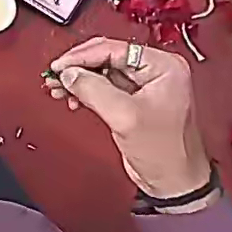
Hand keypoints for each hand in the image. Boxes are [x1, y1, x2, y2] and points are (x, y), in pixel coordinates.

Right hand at [46, 38, 214, 202]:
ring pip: (102, 71)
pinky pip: (104, 86)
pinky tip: (71, 96)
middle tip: (56, 75)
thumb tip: (70, 73)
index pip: (115, 48)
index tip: (61, 66)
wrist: (175, 182)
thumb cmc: (167, 152)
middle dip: (78, 67)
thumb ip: (94, 90)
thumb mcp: (126, 117)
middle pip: (107, 56)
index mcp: (164, 65)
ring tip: (58, 87)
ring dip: (79, 79)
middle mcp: (155, 70)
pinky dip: (85, 90)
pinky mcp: (133, 99)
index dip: (83, 56)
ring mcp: (144, 85)